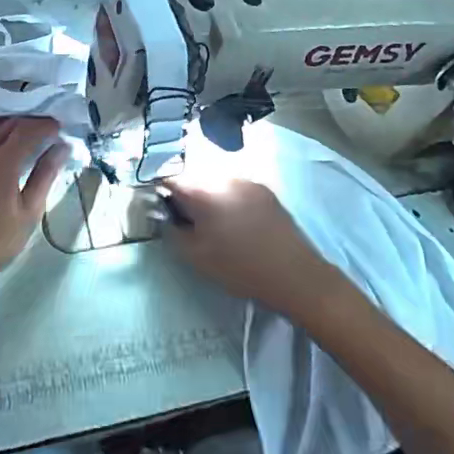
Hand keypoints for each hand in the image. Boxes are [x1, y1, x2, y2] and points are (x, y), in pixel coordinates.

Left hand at [0, 117, 68, 293]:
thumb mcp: (29, 213)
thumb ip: (45, 176)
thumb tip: (62, 148)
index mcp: (2, 164)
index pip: (26, 130)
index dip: (45, 125)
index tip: (60, 127)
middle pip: (6, 123)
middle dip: (29, 120)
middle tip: (47, 127)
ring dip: (7, 120)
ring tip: (23, 129)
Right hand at [158, 176, 349, 319]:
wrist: (295, 275)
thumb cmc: (240, 268)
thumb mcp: (196, 257)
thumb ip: (172, 230)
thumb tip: (163, 214)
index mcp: (204, 191)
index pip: (170, 177)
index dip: (159, 189)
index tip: (158, 205)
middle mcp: (225, 177)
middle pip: (194, 178)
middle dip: (185, 195)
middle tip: (185, 221)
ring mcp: (249, 181)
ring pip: (216, 182)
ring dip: (208, 196)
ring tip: (213, 224)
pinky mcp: (266, 191)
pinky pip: (236, 188)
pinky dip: (228, 199)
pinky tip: (235, 223)